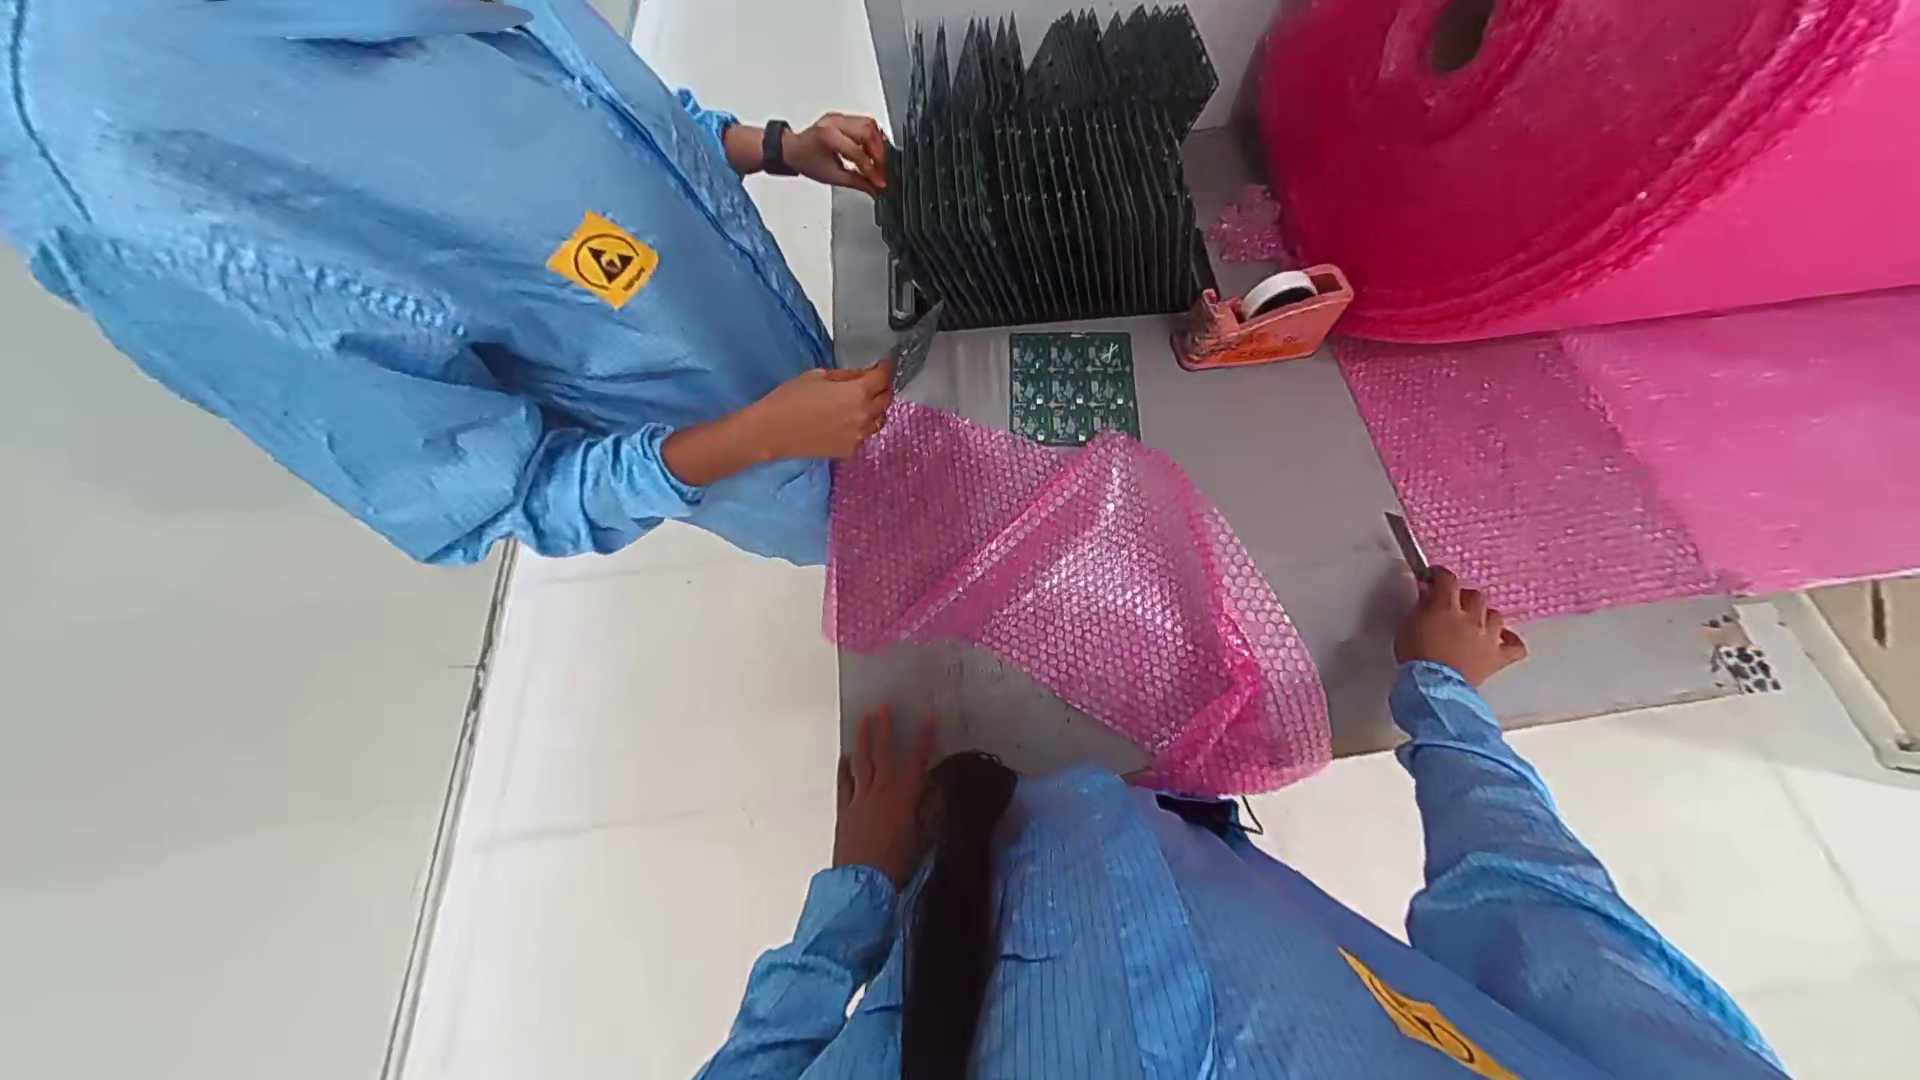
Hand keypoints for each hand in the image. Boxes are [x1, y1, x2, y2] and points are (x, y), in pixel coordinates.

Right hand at [742, 359, 893, 460]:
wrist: (773, 431)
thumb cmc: (791, 398)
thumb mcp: (819, 376)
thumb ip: (846, 376)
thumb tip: (862, 376)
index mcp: (857, 393)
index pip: (882, 378)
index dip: (886, 368)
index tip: (886, 363)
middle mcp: (864, 416)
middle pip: (886, 399)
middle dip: (883, 388)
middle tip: (875, 382)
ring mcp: (859, 436)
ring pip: (879, 420)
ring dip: (875, 409)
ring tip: (862, 403)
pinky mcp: (850, 450)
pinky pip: (864, 435)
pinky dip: (862, 426)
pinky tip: (848, 422)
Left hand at [787, 113, 887, 194]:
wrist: (794, 150)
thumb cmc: (807, 161)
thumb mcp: (833, 177)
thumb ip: (857, 182)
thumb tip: (874, 188)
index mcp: (829, 137)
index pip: (858, 153)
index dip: (872, 170)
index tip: (880, 181)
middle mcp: (835, 122)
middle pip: (868, 131)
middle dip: (879, 153)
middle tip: (882, 170)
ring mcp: (839, 117)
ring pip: (869, 124)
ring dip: (878, 143)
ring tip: (879, 161)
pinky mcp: (842, 117)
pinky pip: (863, 122)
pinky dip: (872, 137)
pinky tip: (873, 150)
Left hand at [834, 706, 936, 888]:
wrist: (864, 884)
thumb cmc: (898, 863)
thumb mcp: (923, 836)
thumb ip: (931, 809)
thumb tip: (938, 786)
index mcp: (905, 796)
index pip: (917, 760)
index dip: (923, 737)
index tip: (927, 717)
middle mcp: (882, 791)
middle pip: (883, 753)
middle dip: (884, 728)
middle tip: (883, 708)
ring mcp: (860, 798)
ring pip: (862, 761)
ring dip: (863, 739)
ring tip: (863, 720)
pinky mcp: (845, 809)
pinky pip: (845, 783)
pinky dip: (845, 768)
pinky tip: (846, 756)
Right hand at [1393, 566, 1527, 685]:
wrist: (1433, 684)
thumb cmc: (1415, 655)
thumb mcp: (1407, 623)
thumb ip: (1421, 604)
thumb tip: (1428, 590)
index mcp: (1445, 607)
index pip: (1448, 580)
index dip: (1440, 575)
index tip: (1434, 576)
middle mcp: (1472, 618)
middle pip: (1476, 595)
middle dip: (1463, 596)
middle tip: (1451, 601)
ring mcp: (1488, 637)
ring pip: (1496, 615)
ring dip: (1484, 615)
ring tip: (1472, 620)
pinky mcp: (1498, 656)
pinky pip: (1515, 645)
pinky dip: (1509, 639)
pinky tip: (1501, 638)